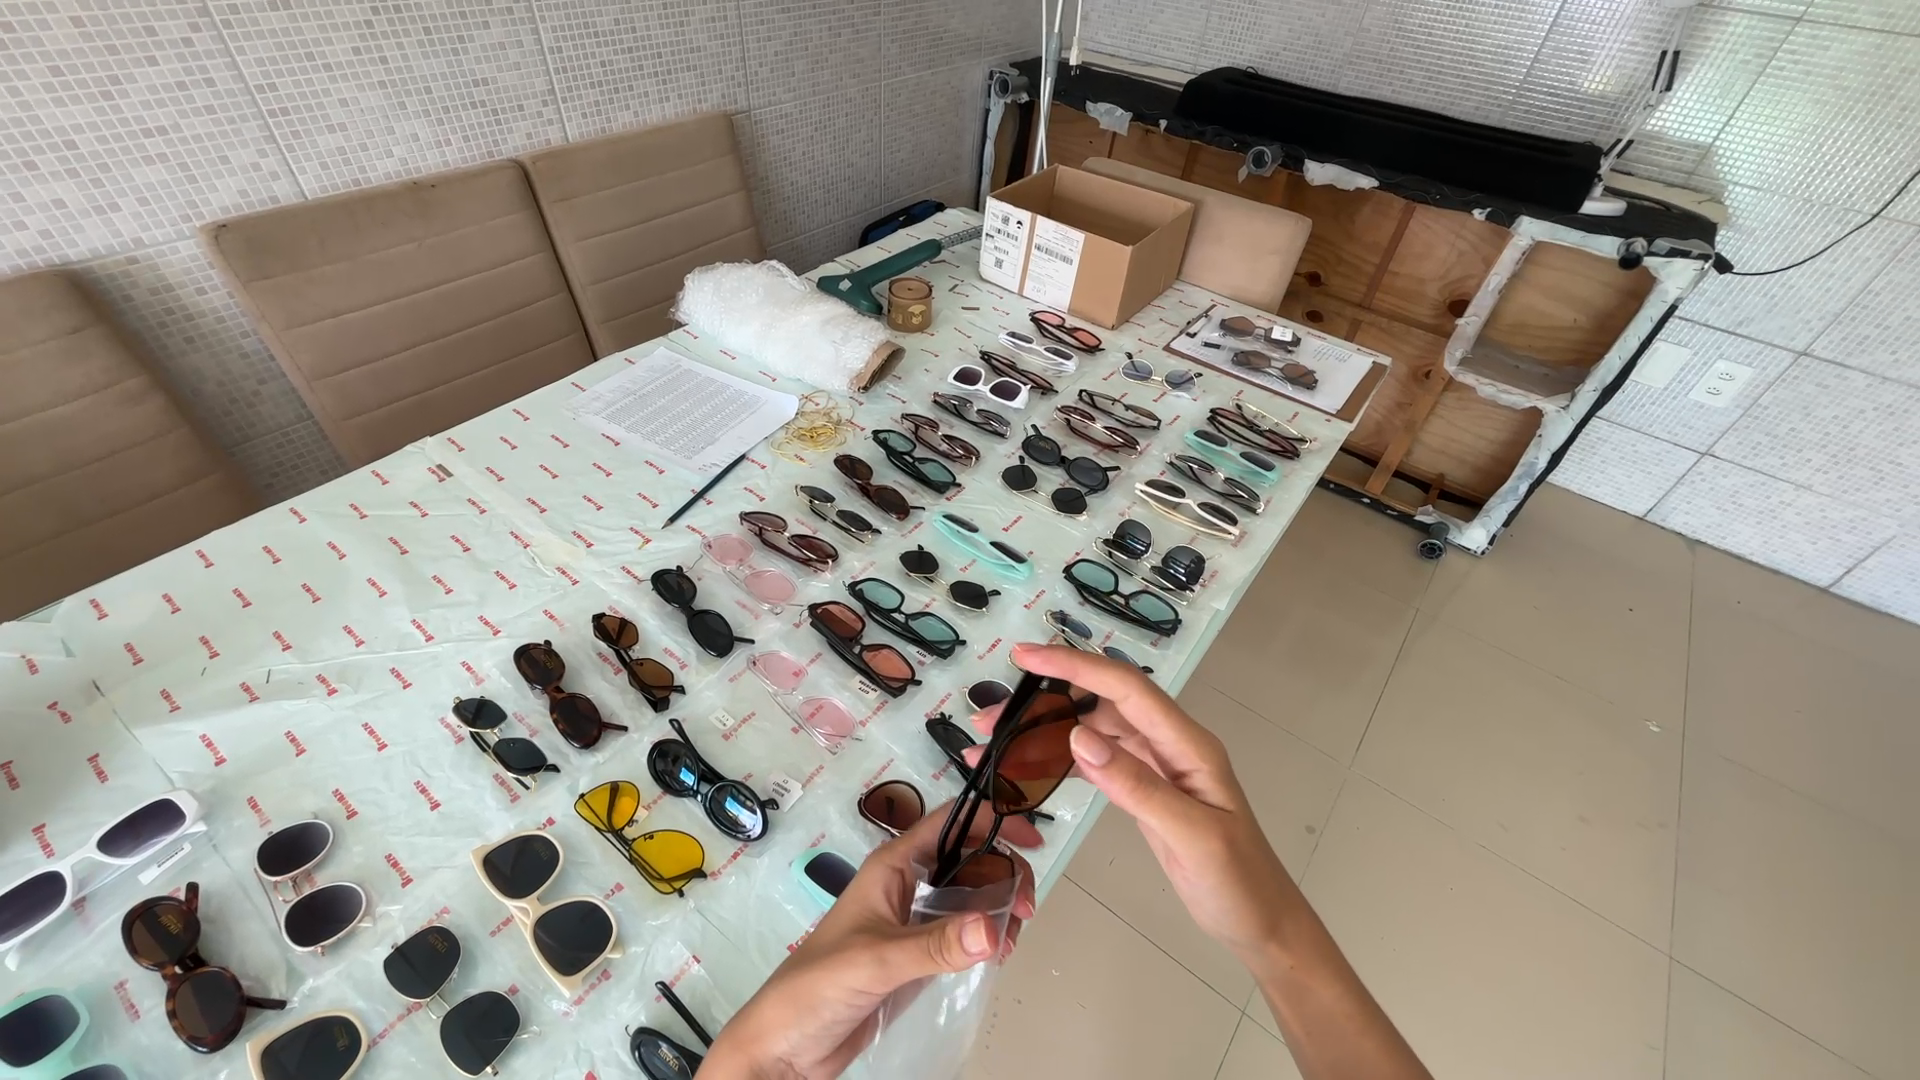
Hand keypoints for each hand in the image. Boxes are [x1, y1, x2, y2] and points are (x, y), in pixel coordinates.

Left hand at [701, 802, 1036, 1078]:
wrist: (784, 1045)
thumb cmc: (818, 984)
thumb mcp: (878, 960)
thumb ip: (936, 944)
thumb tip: (996, 927)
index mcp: (892, 865)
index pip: (949, 824)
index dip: (991, 820)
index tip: (1031, 837)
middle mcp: (905, 883)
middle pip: (968, 859)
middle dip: (1003, 874)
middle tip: (1026, 910)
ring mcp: (912, 918)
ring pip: (969, 894)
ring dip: (997, 908)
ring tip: (1012, 940)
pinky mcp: (917, 952)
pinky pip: (962, 929)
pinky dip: (985, 934)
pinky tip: (997, 952)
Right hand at [971, 643, 1290, 959]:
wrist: (1260, 923)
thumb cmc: (1236, 881)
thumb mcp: (1191, 835)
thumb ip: (1136, 785)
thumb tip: (1078, 736)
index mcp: (1186, 742)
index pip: (1124, 688)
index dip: (1075, 666)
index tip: (1024, 658)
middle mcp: (1167, 742)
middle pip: (1100, 702)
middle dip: (1045, 697)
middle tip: (989, 716)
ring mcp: (1154, 764)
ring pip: (1092, 728)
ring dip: (1046, 728)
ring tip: (996, 739)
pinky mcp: (1142, 787)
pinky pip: (1095, 758)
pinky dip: (1060, 756)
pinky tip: (1030, 763)